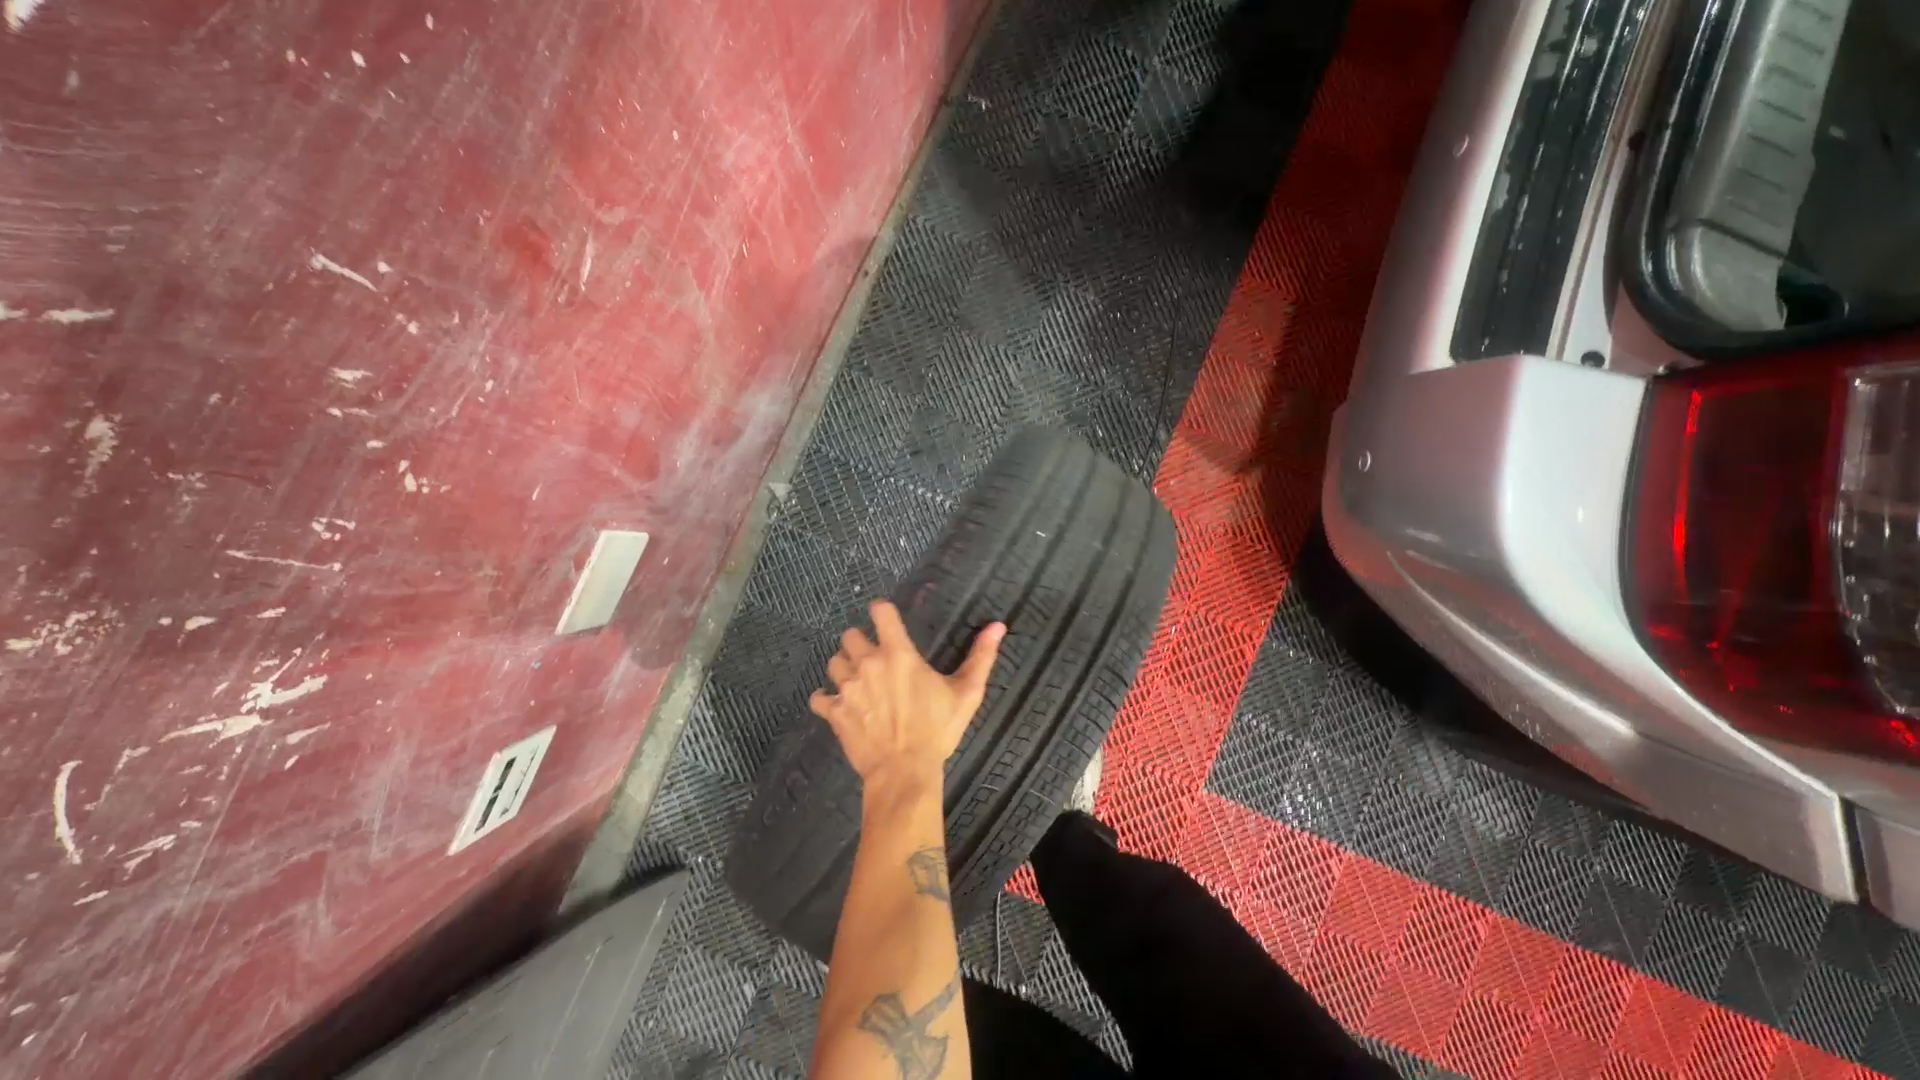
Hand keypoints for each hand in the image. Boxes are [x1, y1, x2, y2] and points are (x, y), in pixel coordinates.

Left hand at [811, 600, 1005, 789]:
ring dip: (844, 667)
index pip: (880, 613)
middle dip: (860, 642)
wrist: (904, 772)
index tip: (885, 618)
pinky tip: (837, 704)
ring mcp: (847, 688)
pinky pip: (819, 697)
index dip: (881, 611)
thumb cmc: (937, 731)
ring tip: (857, 680)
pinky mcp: (834, 712)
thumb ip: (980, 657)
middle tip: (873, 658)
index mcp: (898, 654)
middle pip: (850, 635)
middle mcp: (868, 664)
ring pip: (834, 662)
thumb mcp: (966, 693)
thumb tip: (998, 626)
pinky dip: (825, 699)